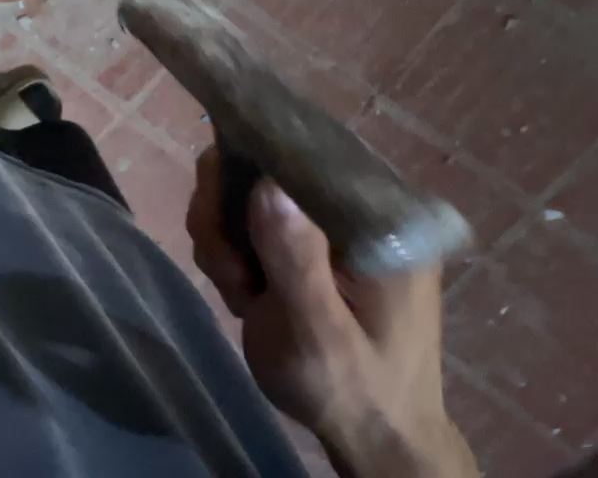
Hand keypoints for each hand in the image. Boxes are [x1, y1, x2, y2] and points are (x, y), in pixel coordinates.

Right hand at [187, 148, 477, 477]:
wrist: (372, 440)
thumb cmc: (353, 388)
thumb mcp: (318, 329)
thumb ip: (294, 257)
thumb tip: (267, 185)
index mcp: (378, 225)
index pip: (303, 156)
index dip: (248, 165)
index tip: (220, 207)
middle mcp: (350, 215)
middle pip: (256, 173)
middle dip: (223, 218)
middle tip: (230, 270)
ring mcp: (321, 231)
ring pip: (235, 199)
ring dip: (220, 242)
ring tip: (241, 293)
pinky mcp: (299, 248)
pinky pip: (237, 225)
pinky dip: (225, 255)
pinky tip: (243, 293)